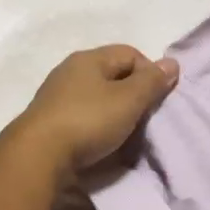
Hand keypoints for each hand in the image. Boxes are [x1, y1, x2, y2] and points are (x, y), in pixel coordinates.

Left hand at [7, 45, 178, 175]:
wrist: (38, 155)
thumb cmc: (88, 121)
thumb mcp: (128, 100)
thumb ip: (152, 82)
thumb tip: (171, 63)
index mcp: (89, 58)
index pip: (131, 54)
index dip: (150, 73)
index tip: (156, 100)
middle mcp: (70, 71)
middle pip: (113, 75)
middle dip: (133, 95)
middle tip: (143, 119)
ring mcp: (56, 96)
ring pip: (97, 97)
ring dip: (114, 113)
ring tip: (124, 134)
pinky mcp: (49, 120)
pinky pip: (82, 116)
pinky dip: (96, 126)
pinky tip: (100, 142)